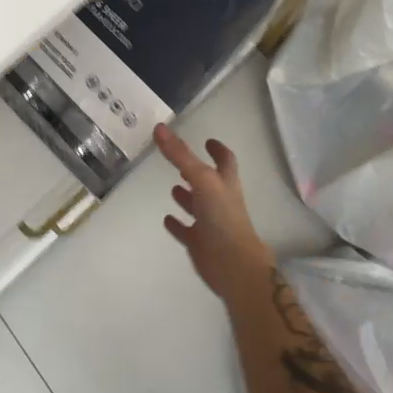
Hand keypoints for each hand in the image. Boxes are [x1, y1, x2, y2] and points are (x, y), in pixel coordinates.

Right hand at [155, 123, 275, 306]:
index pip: (225, 160)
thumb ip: (180, 155)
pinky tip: (166, 218)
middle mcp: (220, 200)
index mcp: (226, 183)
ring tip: (171, 186)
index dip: (218, 149)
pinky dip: (177, 224)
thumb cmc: (222, 216)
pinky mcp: (199, 243)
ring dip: (186, 196)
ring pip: (197, 205)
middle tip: (179, 161)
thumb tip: (159, 128)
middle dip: (196, 172)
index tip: (208, 140)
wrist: (232, 264)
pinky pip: (186, 230)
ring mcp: (210, 223)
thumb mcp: (201, 179)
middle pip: (209, 182)